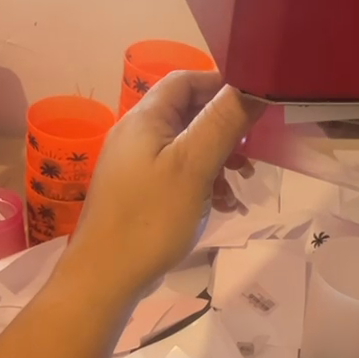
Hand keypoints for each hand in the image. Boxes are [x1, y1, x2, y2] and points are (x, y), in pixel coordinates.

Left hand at [63, 71, 262, 298]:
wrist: (104, 277)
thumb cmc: (150, 218)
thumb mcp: (193, 166)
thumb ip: (223, 121)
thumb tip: (253, 86)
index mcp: (145, 118)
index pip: (186, 80)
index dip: (221, 84)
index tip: (255, 103)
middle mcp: (136, 134)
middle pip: (188, 113)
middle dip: (225, 128)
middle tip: (252, 150)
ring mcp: (134, 165)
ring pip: (186, 146)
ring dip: (219, 158)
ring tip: (242, 182)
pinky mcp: (137, 192)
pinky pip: (177, 173)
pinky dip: (203, 182)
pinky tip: (222, 206)